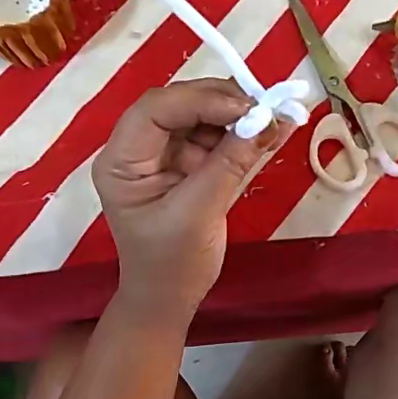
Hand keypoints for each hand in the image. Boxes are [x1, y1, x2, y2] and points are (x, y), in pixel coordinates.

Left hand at [93, 80, 287, 317]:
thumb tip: (269, 120)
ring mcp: (164, 157)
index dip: (201, 100)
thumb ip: (230, 165)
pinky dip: (242, 135)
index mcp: (122, 162)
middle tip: (267, 108)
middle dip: (223, 104)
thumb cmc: (172, 264)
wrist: (171, 298)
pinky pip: (215, 139)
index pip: (155, 110)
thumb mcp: (198, 215)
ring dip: (237, 117)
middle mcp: (138, 150)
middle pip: (179, 106)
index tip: (248, 107)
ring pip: (200, 118)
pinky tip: (271, 132)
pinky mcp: (188, 166)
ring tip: (275, 120)